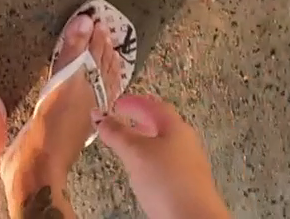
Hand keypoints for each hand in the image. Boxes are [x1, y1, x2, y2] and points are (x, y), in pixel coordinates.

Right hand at [97, 94, 232, 218]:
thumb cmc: (169, 182)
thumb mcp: (135, 153)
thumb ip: (117, 134)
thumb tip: (99, 116)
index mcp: (175, 126)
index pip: (153, 105)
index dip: (134, 102)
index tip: (118, 104)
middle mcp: (186, 142)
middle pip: (162, 125)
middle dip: (141, 121)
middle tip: (125, 121)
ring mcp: (190, 165)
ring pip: (165, 146)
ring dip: (147, 143)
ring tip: (130, 148)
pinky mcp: (189, 186)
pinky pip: (169, 166)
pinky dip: (154, 162)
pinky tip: (145, 173)